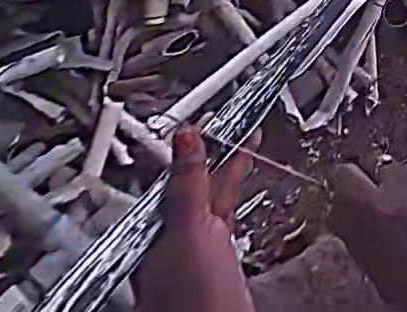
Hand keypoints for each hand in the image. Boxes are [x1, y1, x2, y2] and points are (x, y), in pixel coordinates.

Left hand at [135, 126, 253, 311]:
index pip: (178, 169)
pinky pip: (228, 213)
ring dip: (231, 164)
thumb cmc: (195, 304)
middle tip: (239, 117)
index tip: (216, 113)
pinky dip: (238, 190)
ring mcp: (198, 247)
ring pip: (215, 193)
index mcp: (158, 224)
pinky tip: (245, 180)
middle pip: (197, 178)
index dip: (198, 139)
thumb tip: (185, 135)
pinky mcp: (221, 261)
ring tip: (248, 138)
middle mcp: (175, 234)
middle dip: (218, 147)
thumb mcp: (190, 232)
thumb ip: (187, 182)